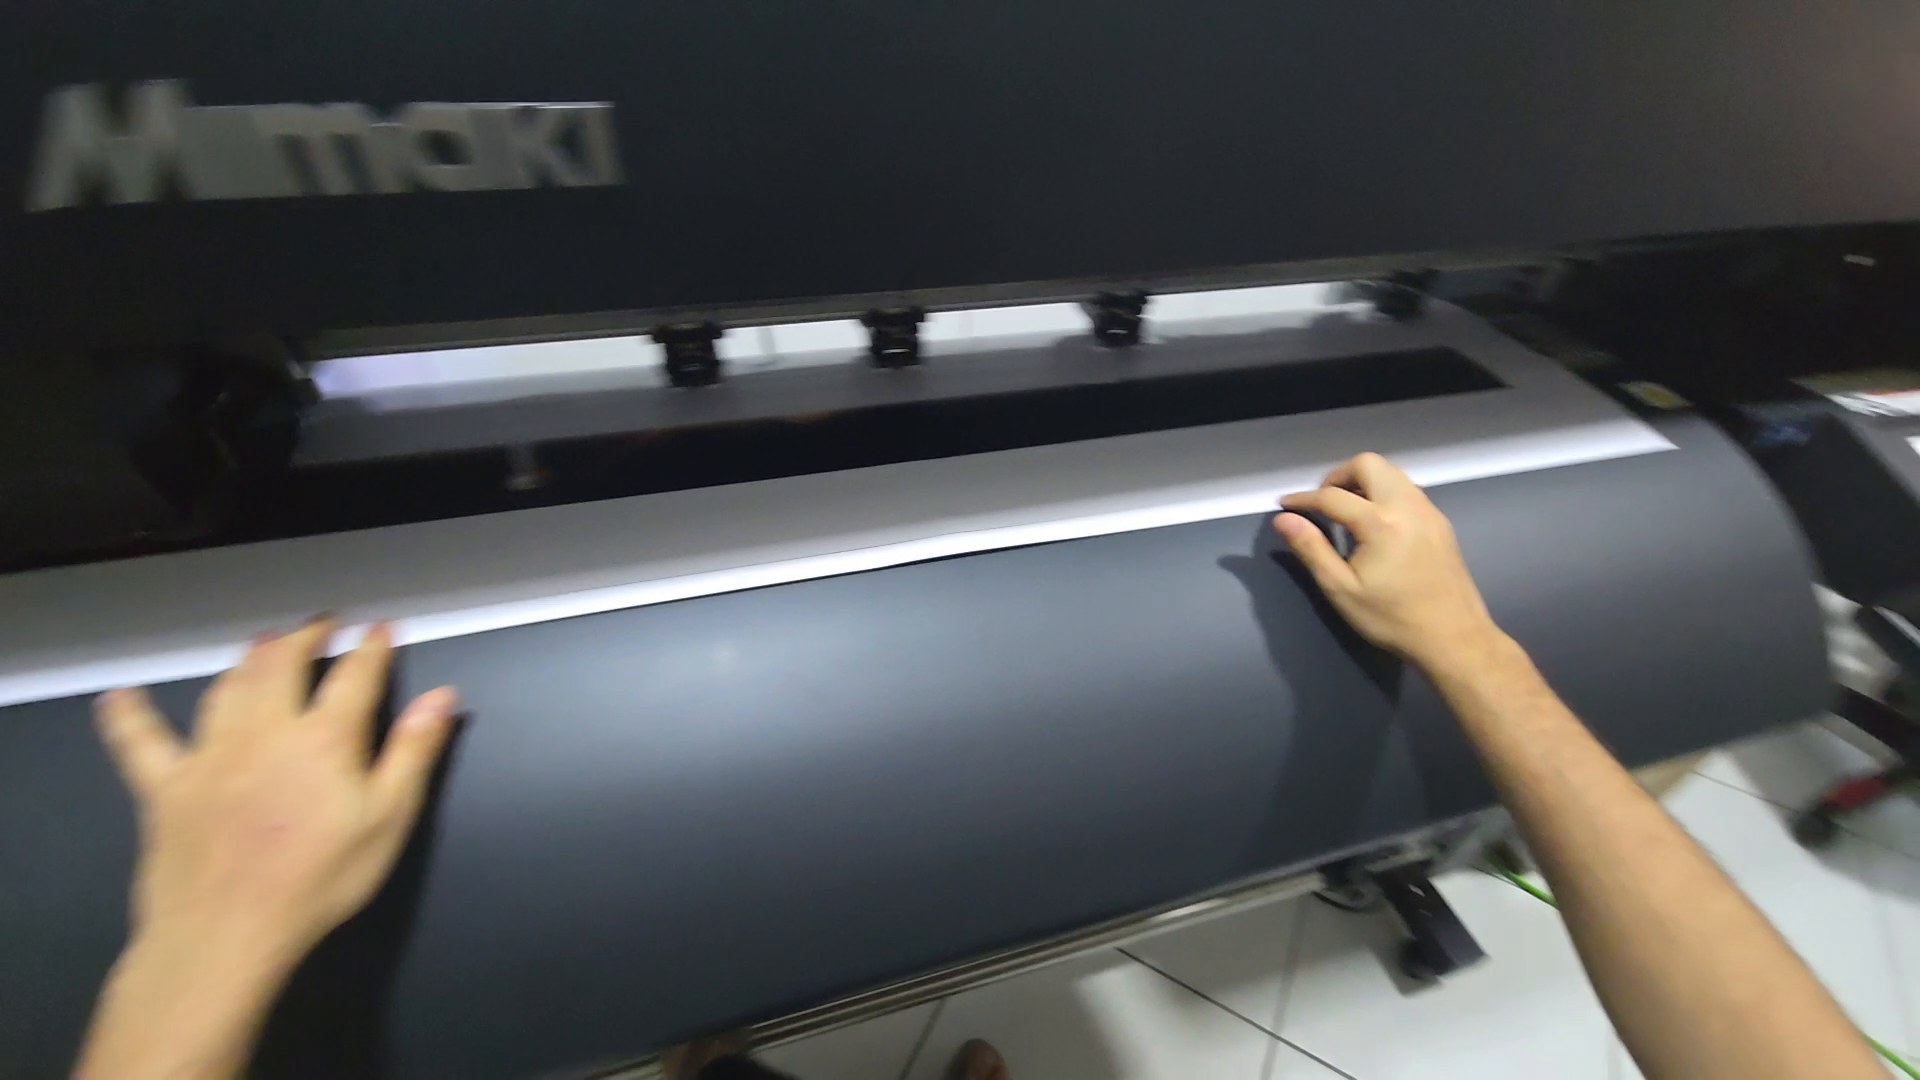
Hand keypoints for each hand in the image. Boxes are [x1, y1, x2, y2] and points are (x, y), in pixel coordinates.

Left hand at [77, 618, 459, 1079]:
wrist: (226, 938)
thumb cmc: (323, 876)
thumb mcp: (390, 815)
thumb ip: (415, 750)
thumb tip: (443, 695)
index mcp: (324, 738)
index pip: (355, 675)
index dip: (372, 646)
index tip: (382, 626)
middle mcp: (264, 734)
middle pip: (281, 666)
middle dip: (305, 638)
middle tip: (323, 624)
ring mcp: (207, 758)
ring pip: (225, 690)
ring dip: (248, 660)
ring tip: (263, 643)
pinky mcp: (164, 790)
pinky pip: (140, 745)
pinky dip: (129, 717)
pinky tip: (119, 697)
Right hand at [1273, 452, 1504, 673]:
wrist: (1454, 639)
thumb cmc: (1391, 618)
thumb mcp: (1340, 588)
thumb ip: (1311, 548)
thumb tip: (1284, 519)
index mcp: (1381, 523)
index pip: (1332, 496)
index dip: (1303, 499)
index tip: (1284, 506)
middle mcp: (1408, 507)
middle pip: (1369, 464)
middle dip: (1338, 477)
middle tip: (1321, 504)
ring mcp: (1429, 512)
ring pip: (1391, 474)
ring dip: (1362, 483)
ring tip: (1345, 512)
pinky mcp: (1440, 523)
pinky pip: (1406, 491)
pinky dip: (1383, 494)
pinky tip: (1373, 525)